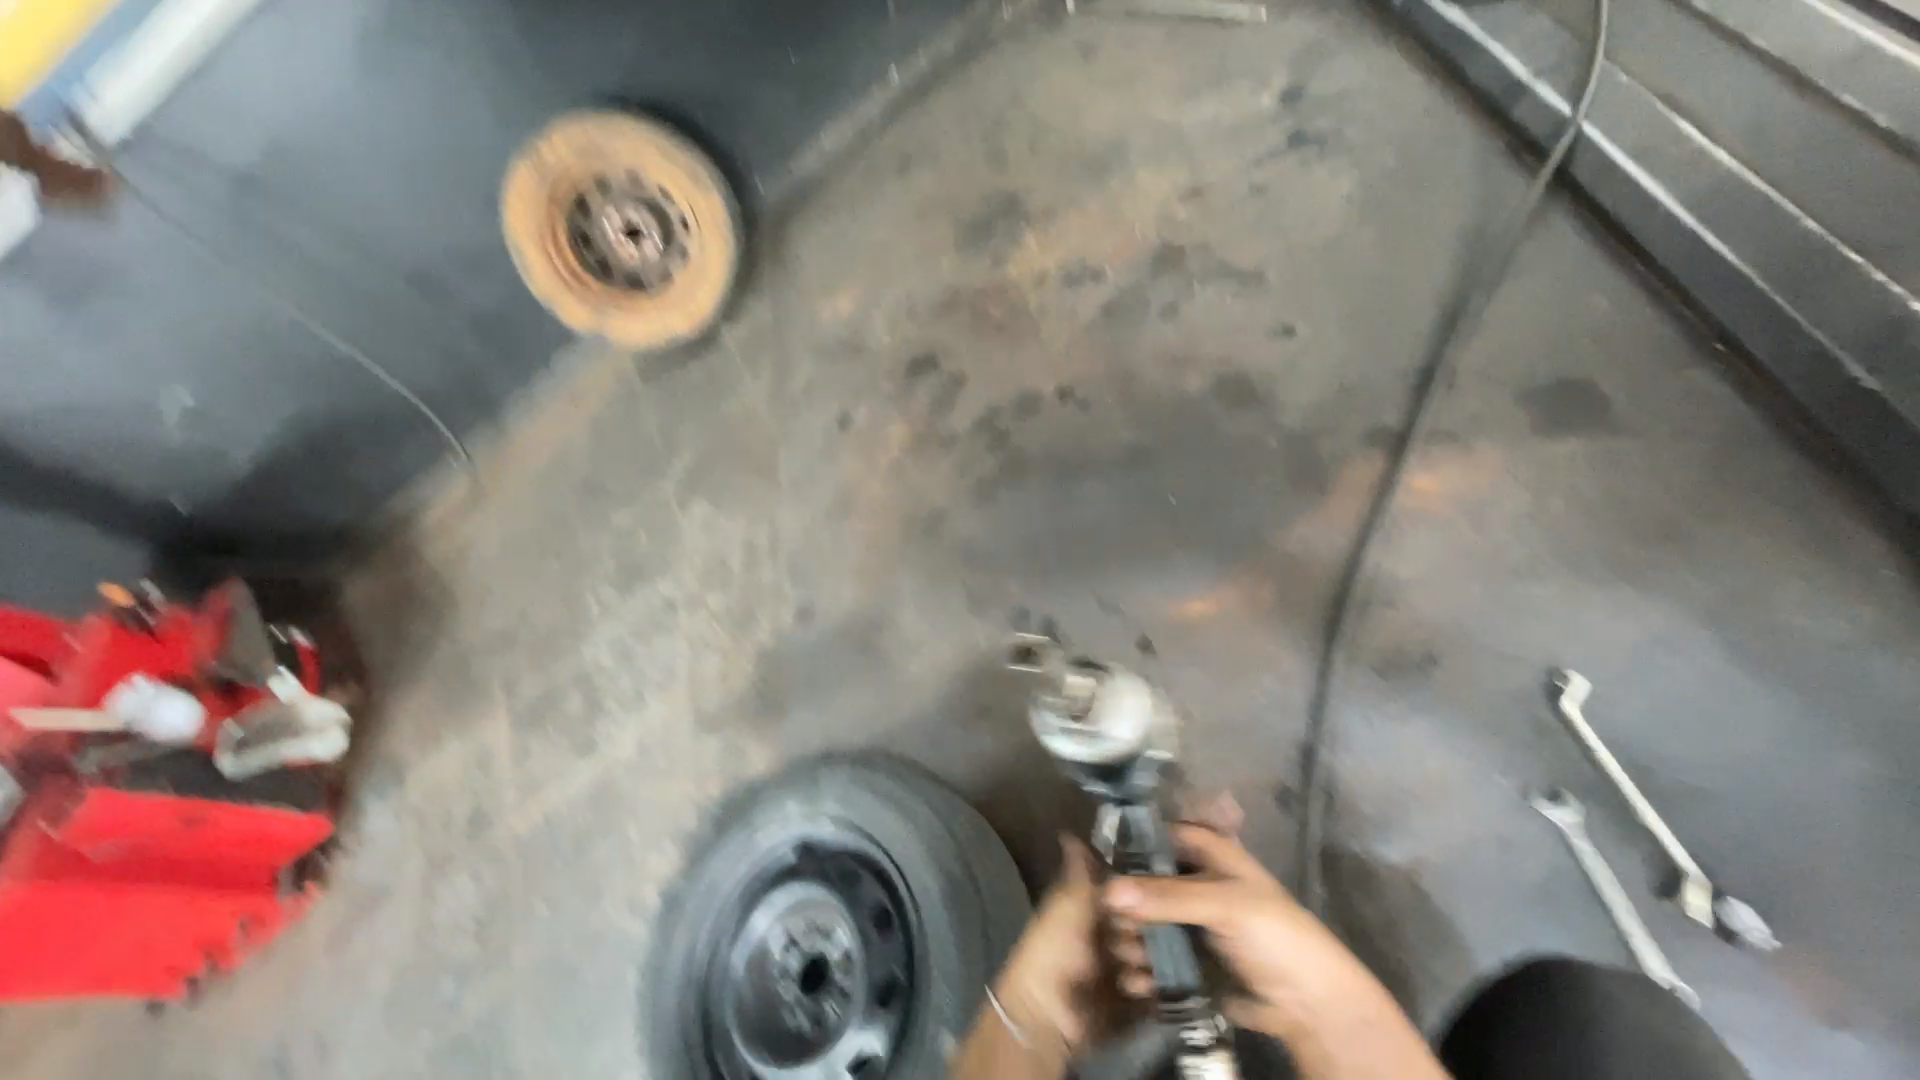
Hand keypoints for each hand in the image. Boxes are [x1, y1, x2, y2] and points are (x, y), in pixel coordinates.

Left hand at [990, 836, 1132, 1052]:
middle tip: (1135, 936)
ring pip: (1149, 957)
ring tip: (1134, 964)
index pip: (1126, 895)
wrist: (1045, 1012)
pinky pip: (1152, 990)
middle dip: (1146, 930)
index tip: (1148, 894)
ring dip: (1147, 960)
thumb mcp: (1066, 905)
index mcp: (1091, 911)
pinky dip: (1149, 988)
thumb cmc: (1053, 949)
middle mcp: (1108, 937)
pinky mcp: (1129, 1003)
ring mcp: (1120, 971)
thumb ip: (1078, 873)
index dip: (1137, 894)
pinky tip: (1138, 986)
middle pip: (1143, 926)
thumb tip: (1069, 833)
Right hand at [1103, 825, 1375, 1039]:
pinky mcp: (1182, 963)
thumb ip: (1167, 896)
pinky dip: (1139, 972)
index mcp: (1203, 854)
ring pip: (1138, 925)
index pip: (1155, 837)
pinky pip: (1149, 962)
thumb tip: (1108, 891)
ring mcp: (1184, 926)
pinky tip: (1140, 984)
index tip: (1100, 869)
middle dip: (1124, 908)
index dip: (1127, 849)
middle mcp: (1187, 884)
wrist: (1309, 1004)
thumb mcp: (1224, 904)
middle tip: (1122, 927)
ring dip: (1129, 942)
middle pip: (1138, 885)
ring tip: (1133, 958)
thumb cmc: (1275, 934)